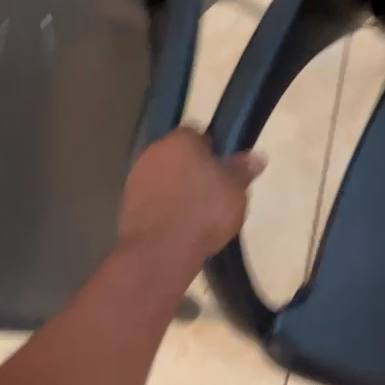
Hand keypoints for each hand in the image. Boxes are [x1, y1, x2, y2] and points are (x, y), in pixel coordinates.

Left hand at [117, 129, 264, 264]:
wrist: (162, 250)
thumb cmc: (205, 212)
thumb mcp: (236, 191)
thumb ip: (243, 170)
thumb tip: (257, 156)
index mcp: (180, 141)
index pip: (197, 134)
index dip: (213, 150)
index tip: (224, 170)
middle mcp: (154, 152)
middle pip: (178, 155)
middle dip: (194, 169)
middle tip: (215, 192)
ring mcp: (136, 178)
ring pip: (164, 177)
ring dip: (178, 189)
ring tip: (198, 213)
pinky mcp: (127, 204)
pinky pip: (153, 198)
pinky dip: (165, 207)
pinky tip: (180, 225)